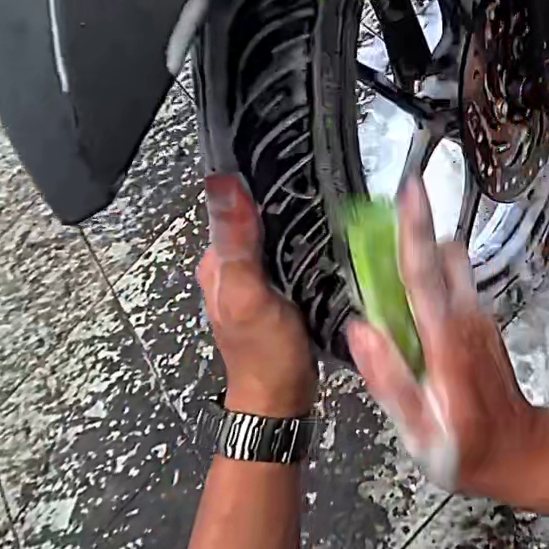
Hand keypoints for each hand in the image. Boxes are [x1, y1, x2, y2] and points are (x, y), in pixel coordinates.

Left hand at [197, 174, 317, 417]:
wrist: (282, 400)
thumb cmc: (264, 354)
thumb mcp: (248, 295)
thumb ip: (236, 244)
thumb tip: (221, 183)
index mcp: (217, 259)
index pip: (231, 200)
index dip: (255, 172)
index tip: (290, 147)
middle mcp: (232, 262)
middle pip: (256, 213)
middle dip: (283, 189)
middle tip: (321, 166)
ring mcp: (257, 276)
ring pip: (276, 231)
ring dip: (297, 212)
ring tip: (331, 188)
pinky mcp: (280, 287)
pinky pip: (292, 250)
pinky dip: (306, 237)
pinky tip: (329, 229)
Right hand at [344, 178, 548, 494]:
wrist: (523, 452)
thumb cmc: (467, 449)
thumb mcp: (419, 432)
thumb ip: (389, 379)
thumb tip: (359, 329)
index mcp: (446, 339)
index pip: (426, 272)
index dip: (416, 228)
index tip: (410, 188)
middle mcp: (467, 316)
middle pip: (442, 255)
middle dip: (414, 236)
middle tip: (375, 242)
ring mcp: (479, 316)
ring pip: (451, 266)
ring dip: (422, 260)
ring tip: (388, 284)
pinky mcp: (482, 320)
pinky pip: (454, 284)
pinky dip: (430, 282)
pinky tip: (409, 314)